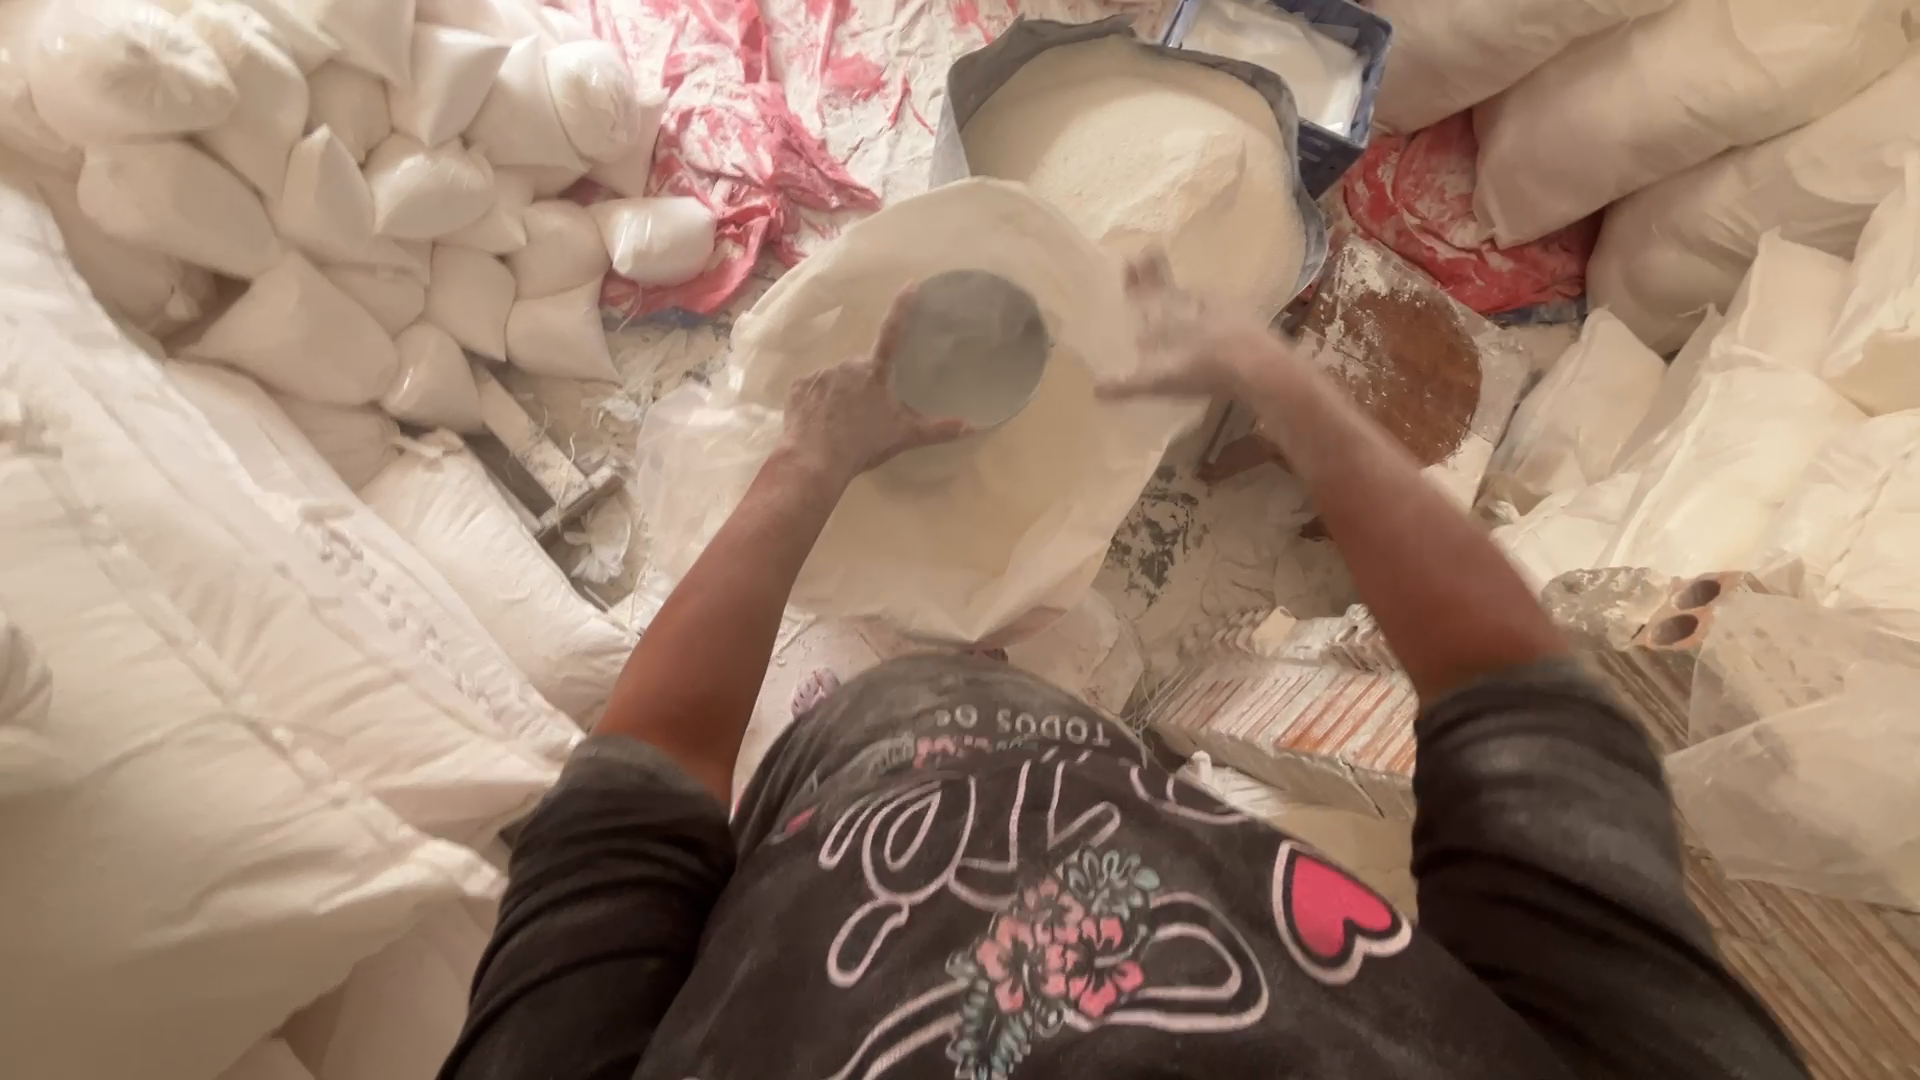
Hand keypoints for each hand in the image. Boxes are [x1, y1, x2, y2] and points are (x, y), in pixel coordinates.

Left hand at [780, 285, 974, 483]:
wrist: (815, 461)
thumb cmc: (864, 445)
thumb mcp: (904, 437)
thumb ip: (938, 429)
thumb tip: (973, 426)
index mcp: (875, 372)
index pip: (893, 333)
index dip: (903, 308)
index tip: (911, 285)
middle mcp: (847, 365)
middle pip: (860, 370)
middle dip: (864, 387)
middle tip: (865, 417)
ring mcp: (820, 374)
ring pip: (835, 380)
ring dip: (840, 396)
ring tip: (841, 425)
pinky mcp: (798, 387)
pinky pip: (812, 390)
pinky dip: (817, 403)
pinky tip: (820, 423)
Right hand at [1096, 249, 1298, 400]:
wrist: (1256, 366)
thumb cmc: (1203, 367)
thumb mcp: (1159, 380)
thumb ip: (1127, 384)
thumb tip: (1095, 390)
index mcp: (1168, 311)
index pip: (1148, 286)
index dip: (1139, 273)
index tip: (1133, 256)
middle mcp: (1191, 302)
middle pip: (1170, 284)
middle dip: (1158, 275)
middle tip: (1151, 256)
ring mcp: (1220, 307)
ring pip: (1196, 297)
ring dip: (1186, 297)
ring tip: (1178, 299)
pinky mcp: (1243, 319)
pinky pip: (1219, 311)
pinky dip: (1210, 315)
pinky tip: (1210, 324)